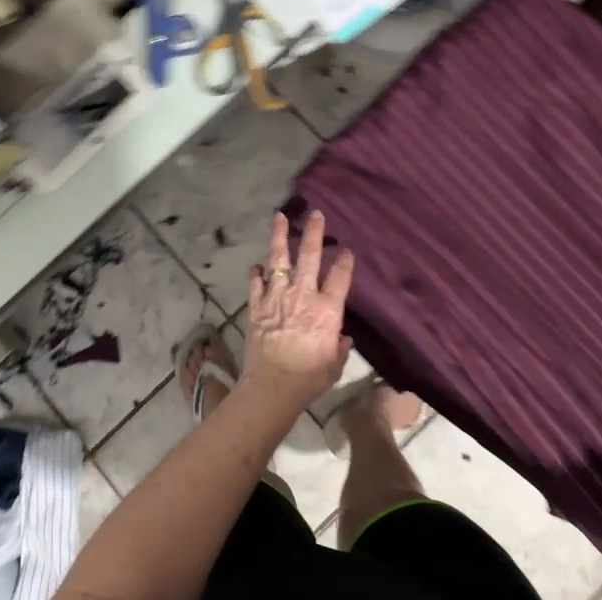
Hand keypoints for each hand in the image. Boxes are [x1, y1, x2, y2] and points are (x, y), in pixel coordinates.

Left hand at [242, 212, 353, 407]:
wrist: (272, 386)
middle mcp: (303, 295)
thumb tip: (342, 338)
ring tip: (279, 217)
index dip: (345, 261)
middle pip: (310, 256)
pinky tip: (256, 267)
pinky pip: (255, 283)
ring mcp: (277, 297)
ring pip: (278, 259)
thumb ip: (339, 348)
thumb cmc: (309, 379)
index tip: (346, 250)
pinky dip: (256, 273)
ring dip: (279, 236)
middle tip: (316, 214)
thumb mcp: (334, 366)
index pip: (340, 277)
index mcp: (327, 310)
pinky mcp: (256, 306)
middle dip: (314, 232)